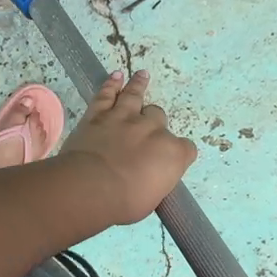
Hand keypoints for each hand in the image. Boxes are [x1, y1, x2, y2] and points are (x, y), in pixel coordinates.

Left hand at [59, 70, 198, 224]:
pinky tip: (115, 76)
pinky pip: (106, 95)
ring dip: (138, 85)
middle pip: (158, 118)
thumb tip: (149, 179)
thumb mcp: (151, 199)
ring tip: (142, 75)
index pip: (185, 148)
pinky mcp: (98, 115)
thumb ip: (155, 181)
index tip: (168, 160)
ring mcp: (125, 118)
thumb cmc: (124, 202)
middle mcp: (153, 130)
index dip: (177, 153)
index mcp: (173, 153)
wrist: (90, 187)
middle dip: (153, 124)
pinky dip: (111, 85)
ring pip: (135, 96)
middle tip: (143, 132)